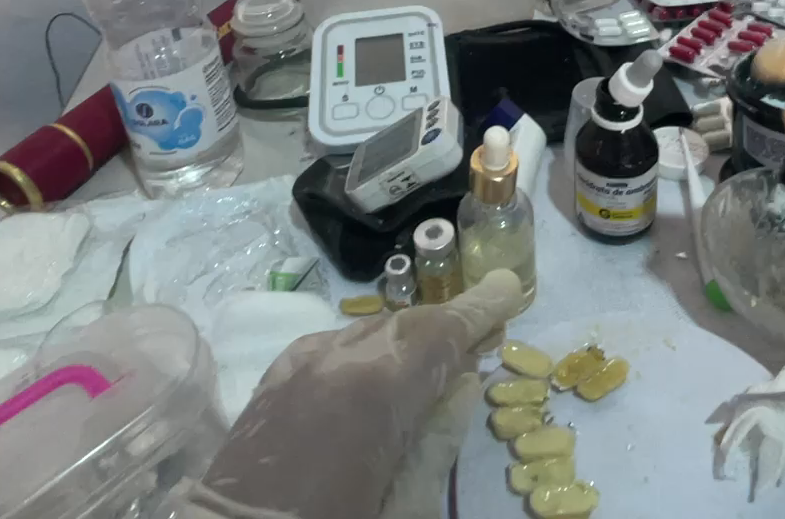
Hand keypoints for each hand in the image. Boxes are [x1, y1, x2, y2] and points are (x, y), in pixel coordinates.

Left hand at [184, 270, 522, 518]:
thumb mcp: (404, 508)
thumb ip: (437, 441)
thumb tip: (464, 383)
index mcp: (375, 392)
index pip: (441, 332)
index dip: (479, 309)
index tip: (510, 287)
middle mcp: (337, 360)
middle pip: (408, 324)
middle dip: (450, 323)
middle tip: (486, 332)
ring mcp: (300, 365)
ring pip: (372, 330)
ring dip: (411, 338)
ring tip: (438, 359)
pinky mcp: (274, 378)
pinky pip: (335, 344)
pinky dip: (370, 349)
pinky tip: (380, 371)